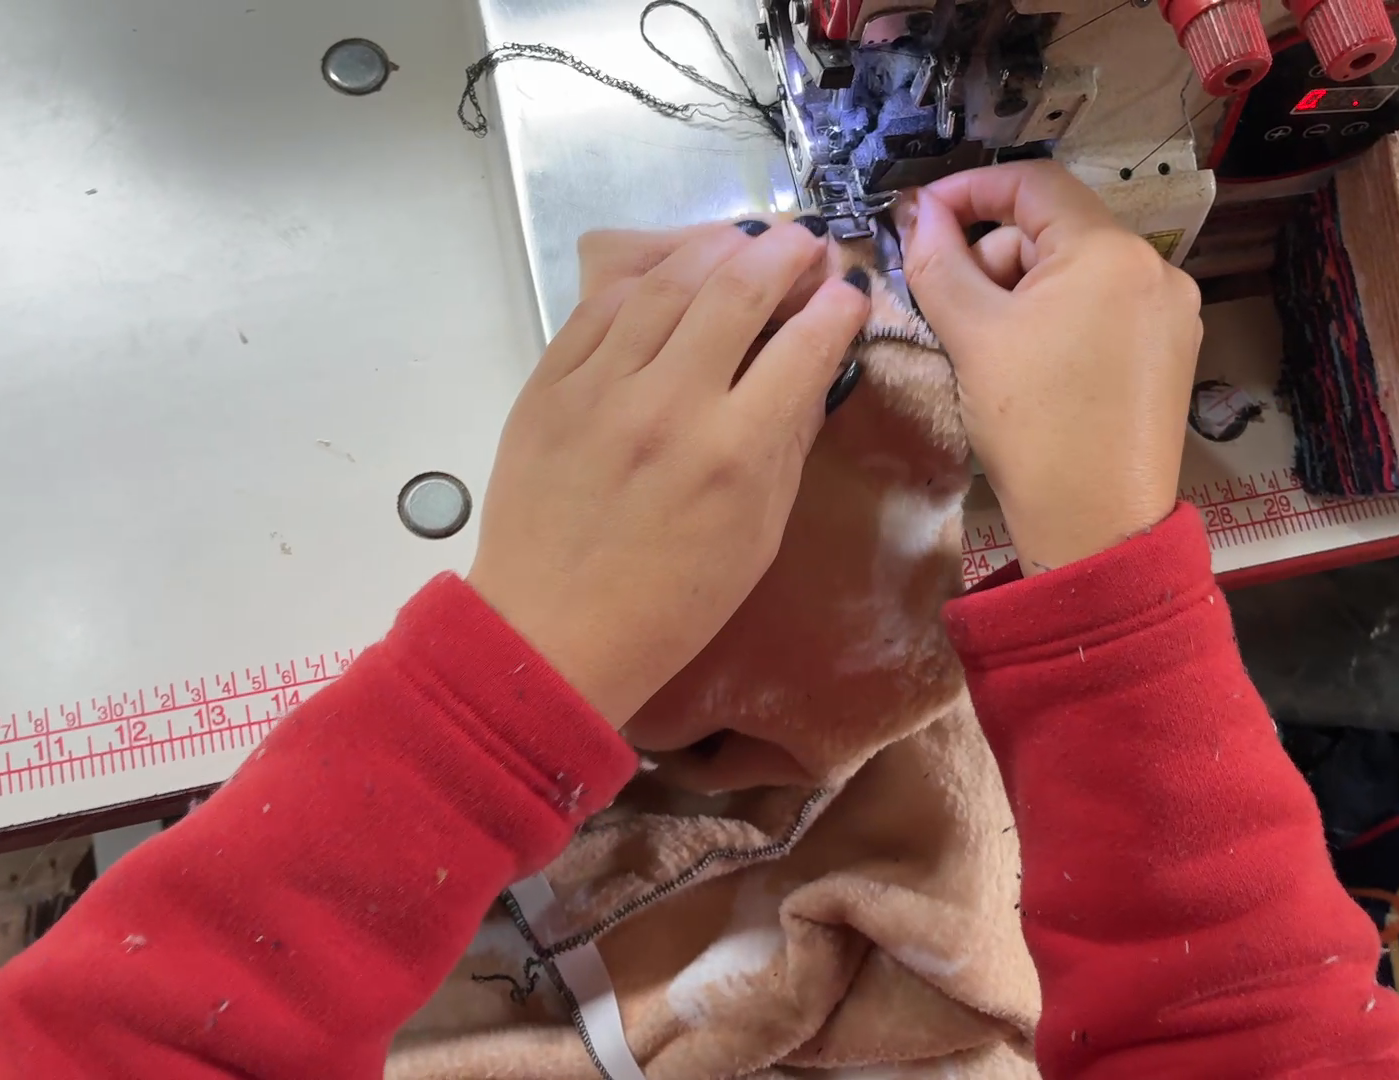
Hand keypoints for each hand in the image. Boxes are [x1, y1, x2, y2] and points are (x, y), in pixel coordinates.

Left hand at [468, 220, 869, 727]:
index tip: (850, 292)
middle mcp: (669, 403)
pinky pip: (599, 301)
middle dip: (784, 252)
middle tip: (805, 244)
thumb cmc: (675, 602)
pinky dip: (644, 271)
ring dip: (716, 245)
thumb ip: (789, 441)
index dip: (839, 306)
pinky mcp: (547, 382)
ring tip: (745, 241)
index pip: (805, 346)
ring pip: (665, 278)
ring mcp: (599, 386)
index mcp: (735, 454)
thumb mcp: (759, 534)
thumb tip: (815, 365)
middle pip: (736, 287)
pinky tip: (670, 270)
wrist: (555, 631)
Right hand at [899, 161, 1203, 573]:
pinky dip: (1056, 322)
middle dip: (993, 261)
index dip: (970, 188)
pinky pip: (1100, 311)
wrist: (1093, 521)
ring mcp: (1168, 312)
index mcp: (1108, 251)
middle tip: (956, 315)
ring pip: (1075, 275)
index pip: (1033, 182)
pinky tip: (1034, 370)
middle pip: (1053, 232)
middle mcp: (1152, 266)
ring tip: (993, 355)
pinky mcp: (1168, 352)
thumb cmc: (1029, 424)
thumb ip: (938, 263)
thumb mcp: (972, 337)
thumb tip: (919, 212)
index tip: (923, 216)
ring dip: (1021, 296)